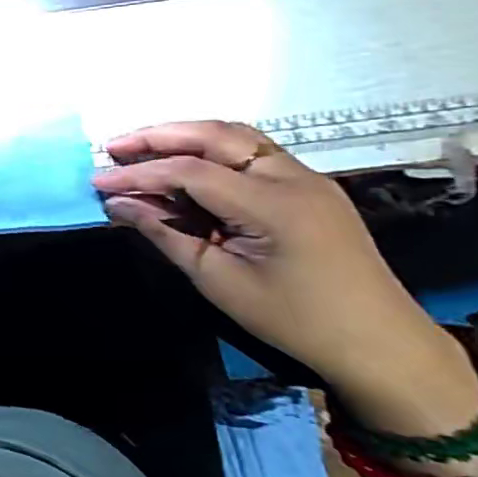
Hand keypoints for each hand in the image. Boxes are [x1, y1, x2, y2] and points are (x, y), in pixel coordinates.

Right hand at [93, 120, 477, 439]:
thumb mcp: (221, 282)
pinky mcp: (310, 184)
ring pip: (237, 136)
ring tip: (144, 147)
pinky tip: (189, 163)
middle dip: (159, 135)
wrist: (379, 342)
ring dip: (188, 136)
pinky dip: (215, 150)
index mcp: (270, 202)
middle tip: (114, 146)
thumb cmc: (295, 321)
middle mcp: (290, 174)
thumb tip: (120, 205)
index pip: (190, 171)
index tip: (99, 180)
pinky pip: (254, 153)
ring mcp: (305, 175)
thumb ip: (168, 235)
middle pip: (214, 134)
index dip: (140, 173)